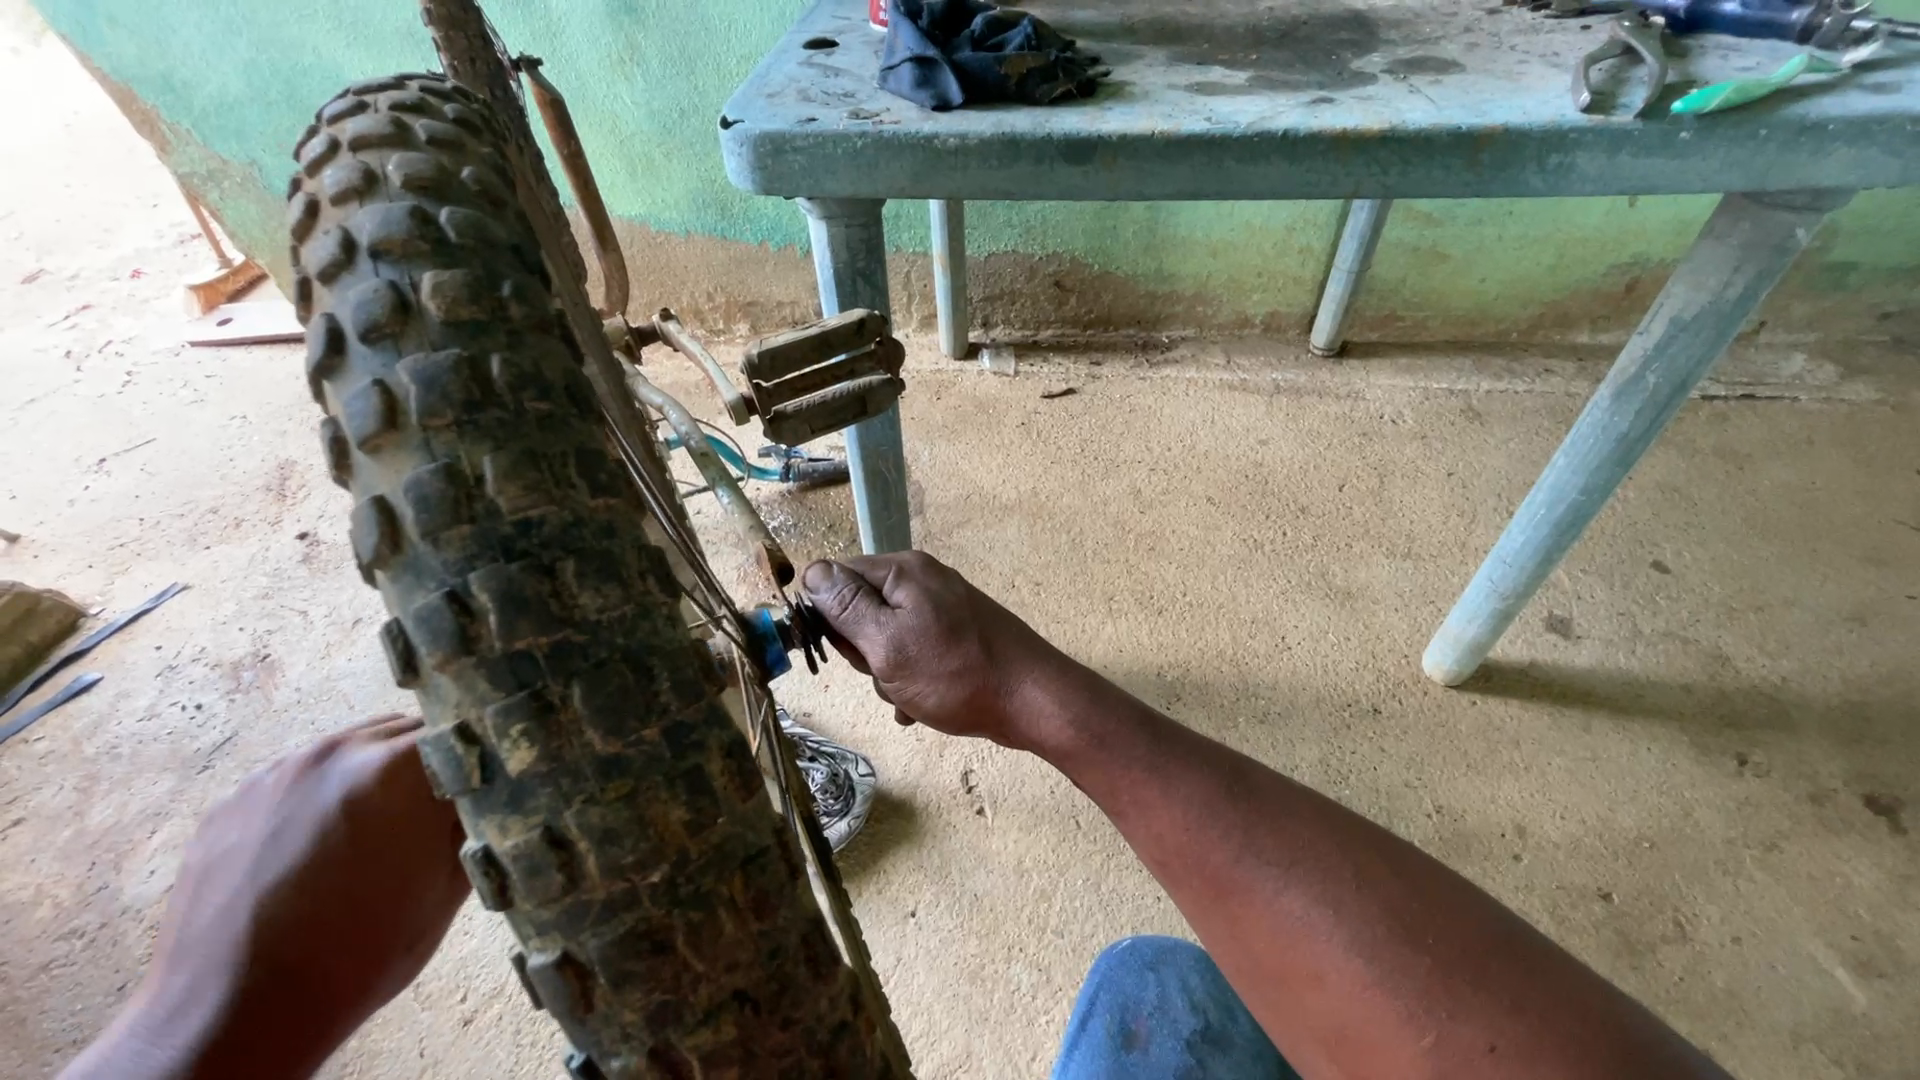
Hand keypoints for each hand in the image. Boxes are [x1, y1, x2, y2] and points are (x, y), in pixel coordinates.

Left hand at [61, 714, 468, 1079]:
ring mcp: (278, 773)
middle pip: (406, 732)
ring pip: (350, 750)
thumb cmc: (362, 952)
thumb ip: (474, 822)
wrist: (234, 1015)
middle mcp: (338, 752)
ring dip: (374, 775)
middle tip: (438, 807)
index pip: (463, 733)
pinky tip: (322, 845)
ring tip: (378, 828)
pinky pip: (297, 778)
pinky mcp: (233, 801)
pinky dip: (321, 797)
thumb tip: (491, 796)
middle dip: (428, 763)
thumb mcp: (451, 885)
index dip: (482, 756)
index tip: (489, 782)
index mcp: (400, 767)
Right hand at [802, 552, 1076, 748]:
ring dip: (888, 673)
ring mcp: (942, 607)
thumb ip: (845, 607)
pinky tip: (922, 703)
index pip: (835, 579)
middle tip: (887, 671)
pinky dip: (911, 680)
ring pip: (885, 639)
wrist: (1033, 701)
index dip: (828, 618)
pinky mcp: (956, 634)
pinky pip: (913, 653)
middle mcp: (921, 580)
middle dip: (864, 651)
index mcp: (902, 571)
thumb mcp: (887, 643)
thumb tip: (810, 571)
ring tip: (910, 693)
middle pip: (860, 610)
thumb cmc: (956, 675)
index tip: (843, 652)